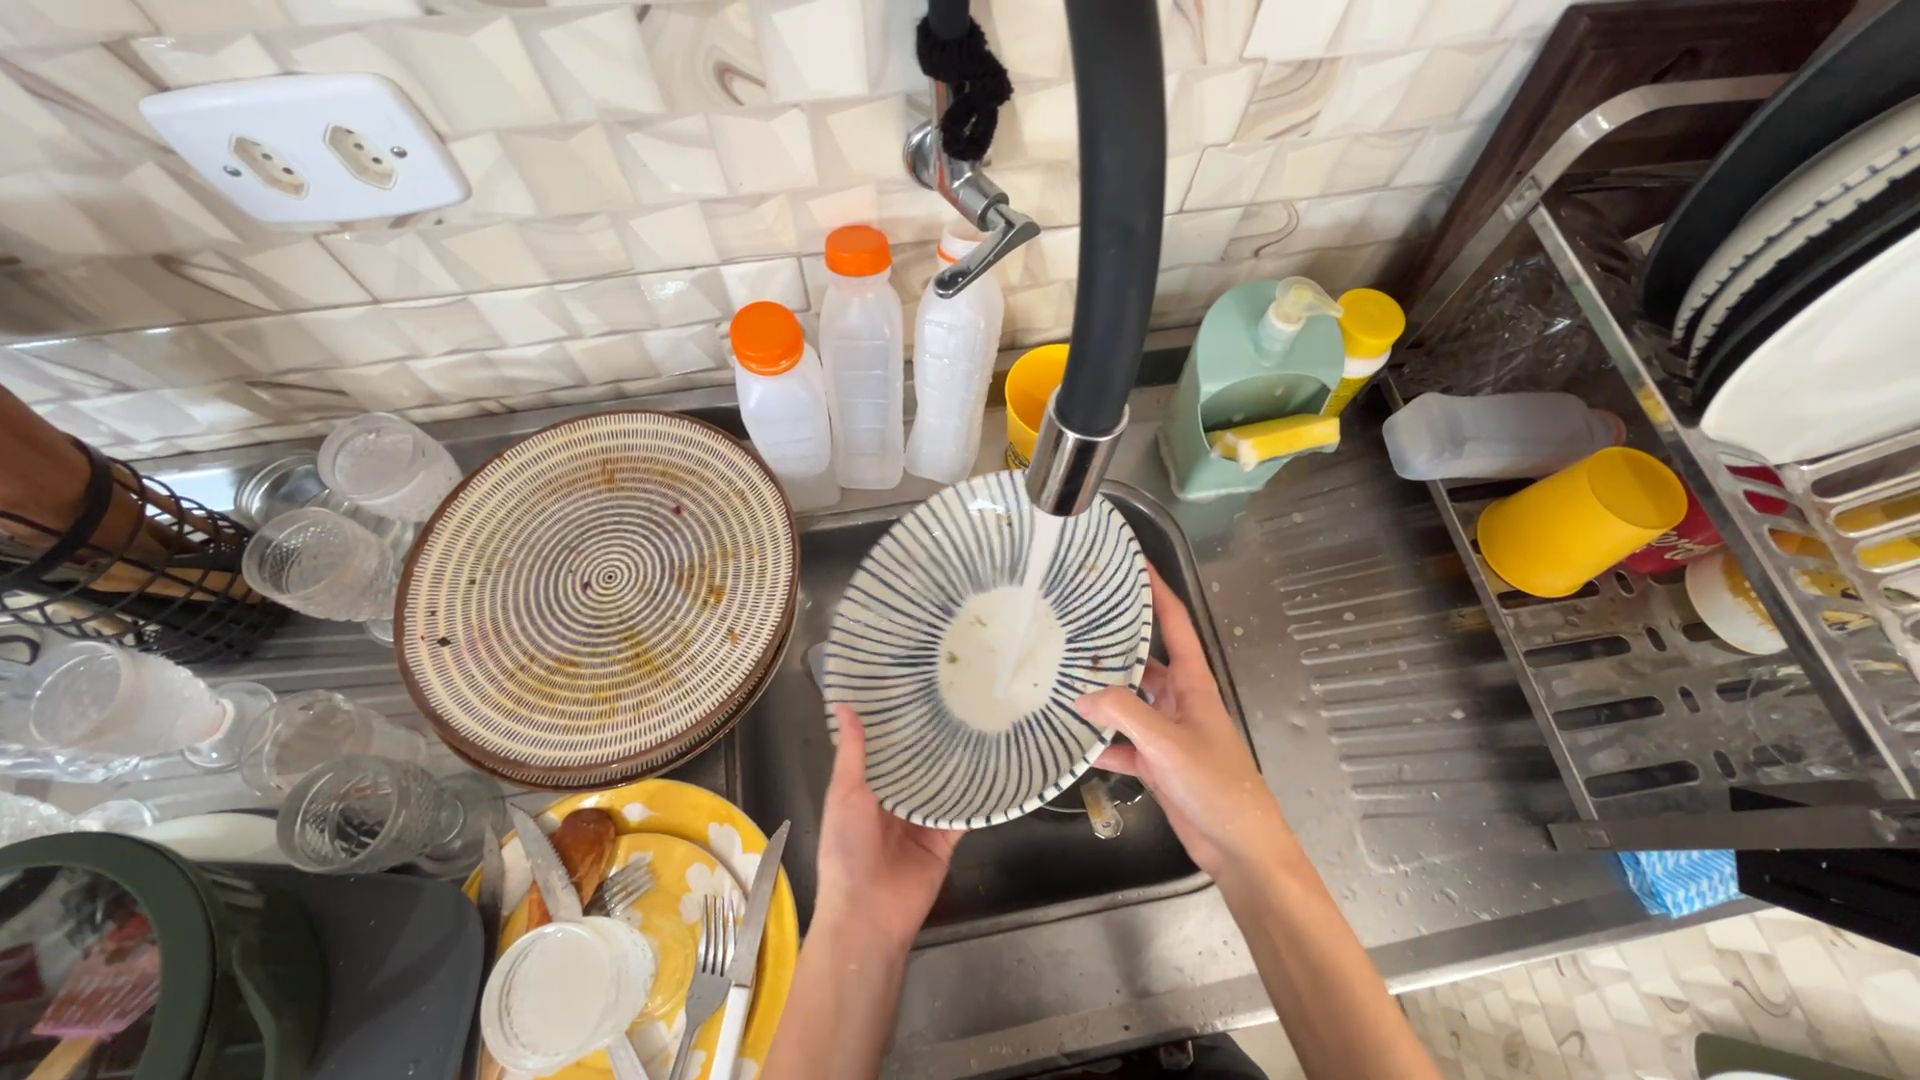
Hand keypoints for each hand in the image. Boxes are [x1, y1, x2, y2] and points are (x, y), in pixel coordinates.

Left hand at [816, 705, 964, 945]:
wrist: (868, 913)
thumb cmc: (847, 849)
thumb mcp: (844, 795)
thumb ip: (852, 754)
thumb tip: (845, 705)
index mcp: (866, 791)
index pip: (885, 750)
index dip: (896, 724)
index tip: (913, 687)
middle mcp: (895, 803)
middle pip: (917, 766)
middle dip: (932, 740)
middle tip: (956, 698)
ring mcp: (922, 822)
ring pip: (944, 786)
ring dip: (958, 764)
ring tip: (980, 723)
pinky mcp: (945, 840)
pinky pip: (964, 815)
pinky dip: (978, 798)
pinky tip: (997, 770)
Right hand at [1078, 564, 1287, 879]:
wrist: (1239, 846)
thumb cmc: (1215, 784)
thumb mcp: (1167, 742)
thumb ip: (1123, 714)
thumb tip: (1080, 697)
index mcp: (1193, 684)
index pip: (1174, 624)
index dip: (1157, 591)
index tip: (1132, 563)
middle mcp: (1179, 701)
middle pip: (1142, 662)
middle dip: (1112, 645)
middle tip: (1072, 624)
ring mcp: (1167, 733)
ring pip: (1127, 705)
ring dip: (1100, 698)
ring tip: (1058, 679)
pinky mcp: (1157, 764)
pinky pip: (1122, 745)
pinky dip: (1100, 745)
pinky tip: (1069, 742)